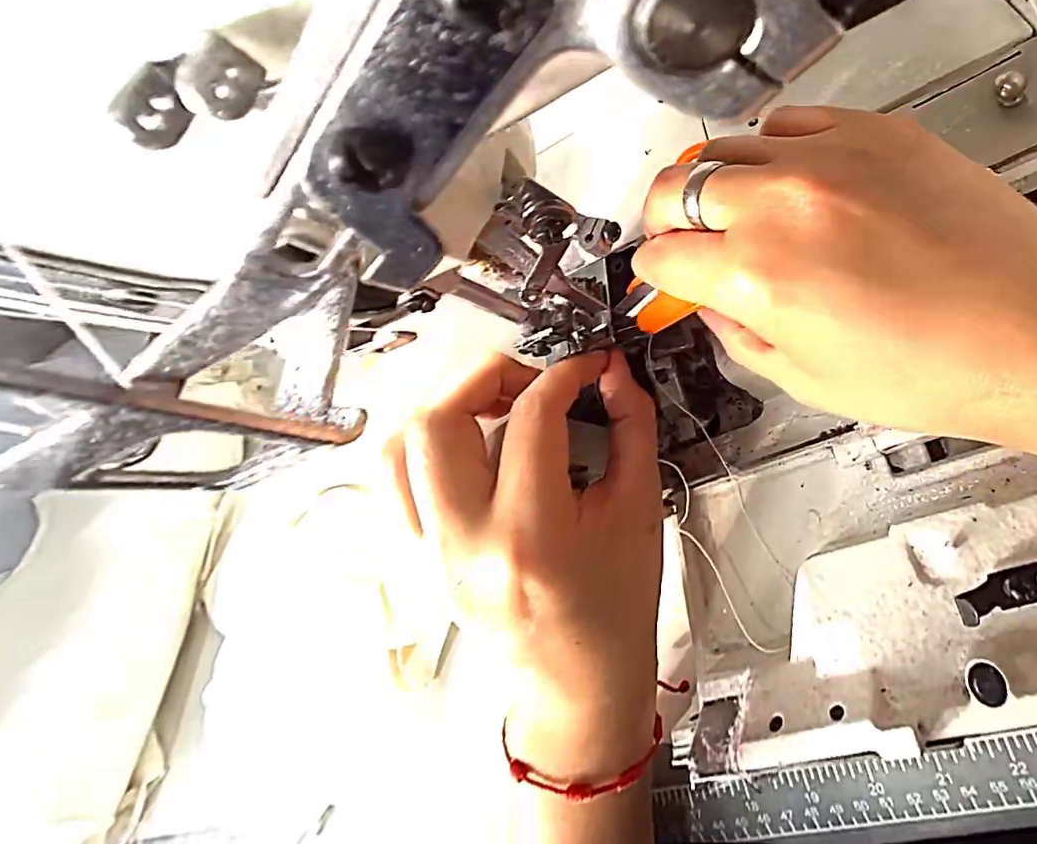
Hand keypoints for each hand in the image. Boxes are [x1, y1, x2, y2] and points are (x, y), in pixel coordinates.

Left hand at [387, 351, 662, 777]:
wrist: (579, 672)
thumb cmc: (618, 596)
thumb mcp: (641, 504)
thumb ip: (631, 426)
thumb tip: (613, 373)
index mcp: (531, 533)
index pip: (531, 418)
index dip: (567, 372)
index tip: (591, 364)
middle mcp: (466, 542)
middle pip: (436, 422)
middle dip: (488, 375)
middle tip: (534, 377)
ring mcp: (430, 553)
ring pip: (398, 448)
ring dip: (449, 405)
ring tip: (498, 403)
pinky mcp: (418, 558)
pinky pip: (395, 483)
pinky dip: (428, 444)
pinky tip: (472, 441)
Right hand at [632, 108, 1036, 451]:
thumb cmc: (948, 365)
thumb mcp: (813, 382)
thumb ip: (742, 337)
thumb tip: (713, 304)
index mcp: (760, 274)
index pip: (661, 255)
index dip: (655, 274)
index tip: (665, 277)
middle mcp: (786, 201)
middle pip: (676, 185)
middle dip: (665, 218)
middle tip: (682, 240)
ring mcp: (832, 156)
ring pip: (727, 144)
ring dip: (716, 180)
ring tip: (741, 210)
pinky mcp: (877, 130)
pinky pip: (795, 120)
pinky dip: (778, 148)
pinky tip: (795, 178)